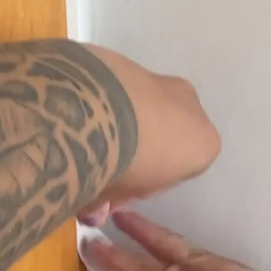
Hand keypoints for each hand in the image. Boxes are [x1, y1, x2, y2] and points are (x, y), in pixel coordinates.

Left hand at [81, 44, 220, 204]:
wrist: (87, 111)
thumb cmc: (116, 165)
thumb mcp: (113, 196)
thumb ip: (108, 201)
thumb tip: (92, 212)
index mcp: (202, 146)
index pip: (178, 169)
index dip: (143, 181)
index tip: (114, 188)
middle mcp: (190, 107)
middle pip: (162, 132)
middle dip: (133, 146)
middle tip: (95, 163)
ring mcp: (156, 77)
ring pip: (137, 105)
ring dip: (114, 120)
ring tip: (77, 138)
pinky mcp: (121, 58)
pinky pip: (111, 86)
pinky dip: (95, 98)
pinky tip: (68, 113)